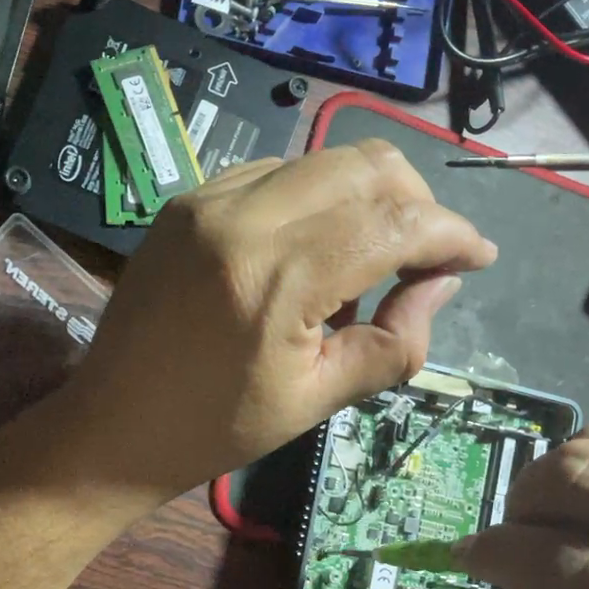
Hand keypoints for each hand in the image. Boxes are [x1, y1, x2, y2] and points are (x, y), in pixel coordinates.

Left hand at [60, 141, 497, 498]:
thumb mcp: (315, 400)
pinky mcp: (184, 201)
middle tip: (425, 256)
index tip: (477, 258)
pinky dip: (312, 197)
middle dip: (414, 201)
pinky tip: (311, 248)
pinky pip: (273, 174)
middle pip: (365, 165)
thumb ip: (392, 343)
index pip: (394, 222)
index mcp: (278, 277)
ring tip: (368, 258)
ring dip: (365, 195)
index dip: (451, 235)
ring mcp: (205, 200)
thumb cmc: (213, 428)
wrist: (112, 425)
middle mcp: (242, 217)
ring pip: (320, 160)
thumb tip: (440, 284)